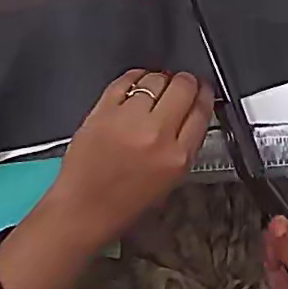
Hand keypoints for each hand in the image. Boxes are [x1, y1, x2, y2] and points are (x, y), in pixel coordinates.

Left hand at [0, 71, 212, 288]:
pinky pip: (126, 80)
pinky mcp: (103, 112)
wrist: (83, 210)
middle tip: (182, 83)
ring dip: (160, 79)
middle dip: (186, 81)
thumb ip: (184, 145)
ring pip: (155, 79)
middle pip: (183, 87)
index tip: (202, 90)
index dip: (204, 94)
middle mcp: (156, 135)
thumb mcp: (171, 180)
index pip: (201, 110)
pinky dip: (134, 78)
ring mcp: (128, 120)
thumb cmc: (124, 202)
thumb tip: (192, 111)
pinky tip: (135, 84)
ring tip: (156, 86)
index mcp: (178, 157)